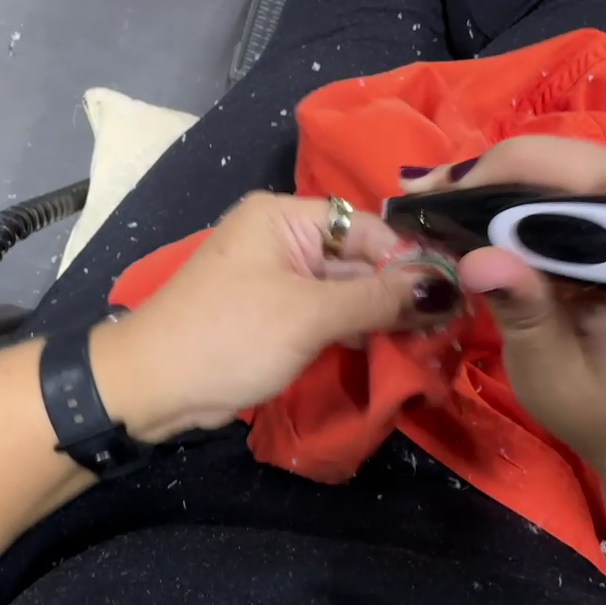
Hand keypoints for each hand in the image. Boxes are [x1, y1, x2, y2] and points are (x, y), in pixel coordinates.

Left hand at [93, 192, 459, 442]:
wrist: (153, 386)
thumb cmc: (231, 336)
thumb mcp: (310, 315)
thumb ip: (378, 298)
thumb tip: (445, 286)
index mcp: (284, 218)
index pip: (365, 226)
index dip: (408, 258)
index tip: (452, 294)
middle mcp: (281, 238)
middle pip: (356, 257)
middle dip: (398, 290)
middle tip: (449, 325)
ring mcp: (275, 278)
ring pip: (343, 288)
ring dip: (380, 313)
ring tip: (429, 341)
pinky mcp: (272, 313)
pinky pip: (324, 312)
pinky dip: (352, 329)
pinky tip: (388, 348)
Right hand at [399, 140, 605, 464]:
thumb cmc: (603, 407)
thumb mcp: (556, 379)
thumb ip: (527, 320)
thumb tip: (481, 260)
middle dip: (527, 168)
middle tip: (443, 190)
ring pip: (580, 160)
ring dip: (508, 167)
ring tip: (437, 189)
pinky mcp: (603, 210)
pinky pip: (560, 174)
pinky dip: (508, 176)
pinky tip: (459, 189)